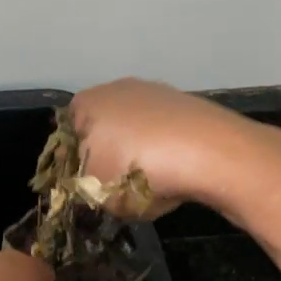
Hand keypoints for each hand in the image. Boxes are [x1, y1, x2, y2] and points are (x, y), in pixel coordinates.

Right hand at [70, 77, 280, 222]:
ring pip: (139, 136)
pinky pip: (169, 139)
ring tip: (152, 189)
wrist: (213, 154)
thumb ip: (78, 185)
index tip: (85, 188)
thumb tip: (84, 184)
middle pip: (105, 133)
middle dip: (110, 161)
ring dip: (141, 161)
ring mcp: (161, 95)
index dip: (73, 164)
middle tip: (116, 191)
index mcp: (87, 102)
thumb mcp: (92, 189)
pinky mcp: (193, 109)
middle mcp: (121, 89)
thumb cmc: (136, 168)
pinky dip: (170, 159)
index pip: (67, 134)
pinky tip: (178, 179)